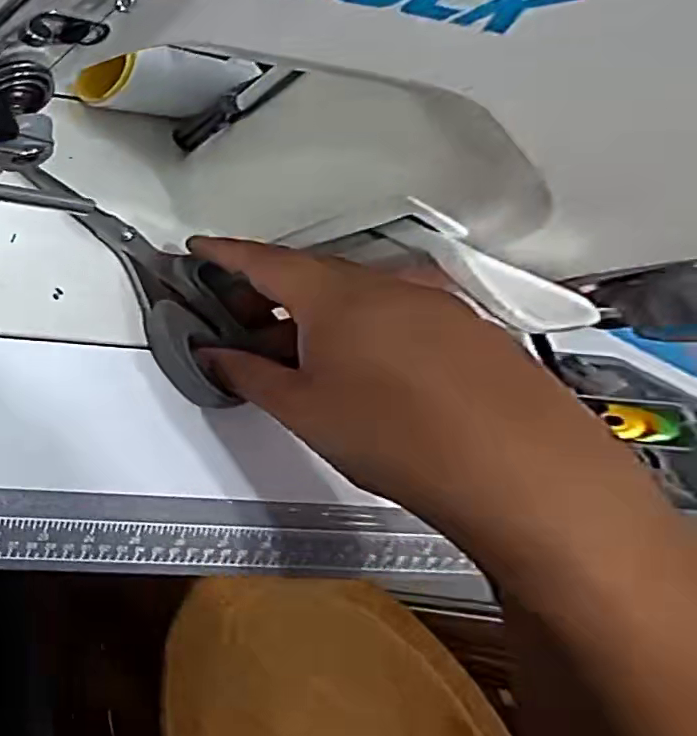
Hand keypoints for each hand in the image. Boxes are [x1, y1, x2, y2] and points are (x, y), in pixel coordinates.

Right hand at [188, 237, 656, 544]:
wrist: (532, 486)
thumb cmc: (412, 441)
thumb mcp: (298, 408)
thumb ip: (243, 373)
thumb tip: (218, 359)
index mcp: (340, 298)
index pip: (265, 261)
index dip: (225, 254)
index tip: (202, 249)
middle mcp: (394, 292)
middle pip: (311, 276)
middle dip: (264, 294)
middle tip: (234, 320)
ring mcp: (443, 312)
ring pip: (356, 298)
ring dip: (312, 317)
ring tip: (289, 356)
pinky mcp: (476, 338)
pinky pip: (398, 317)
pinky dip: (359, 331)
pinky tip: (349, 371)